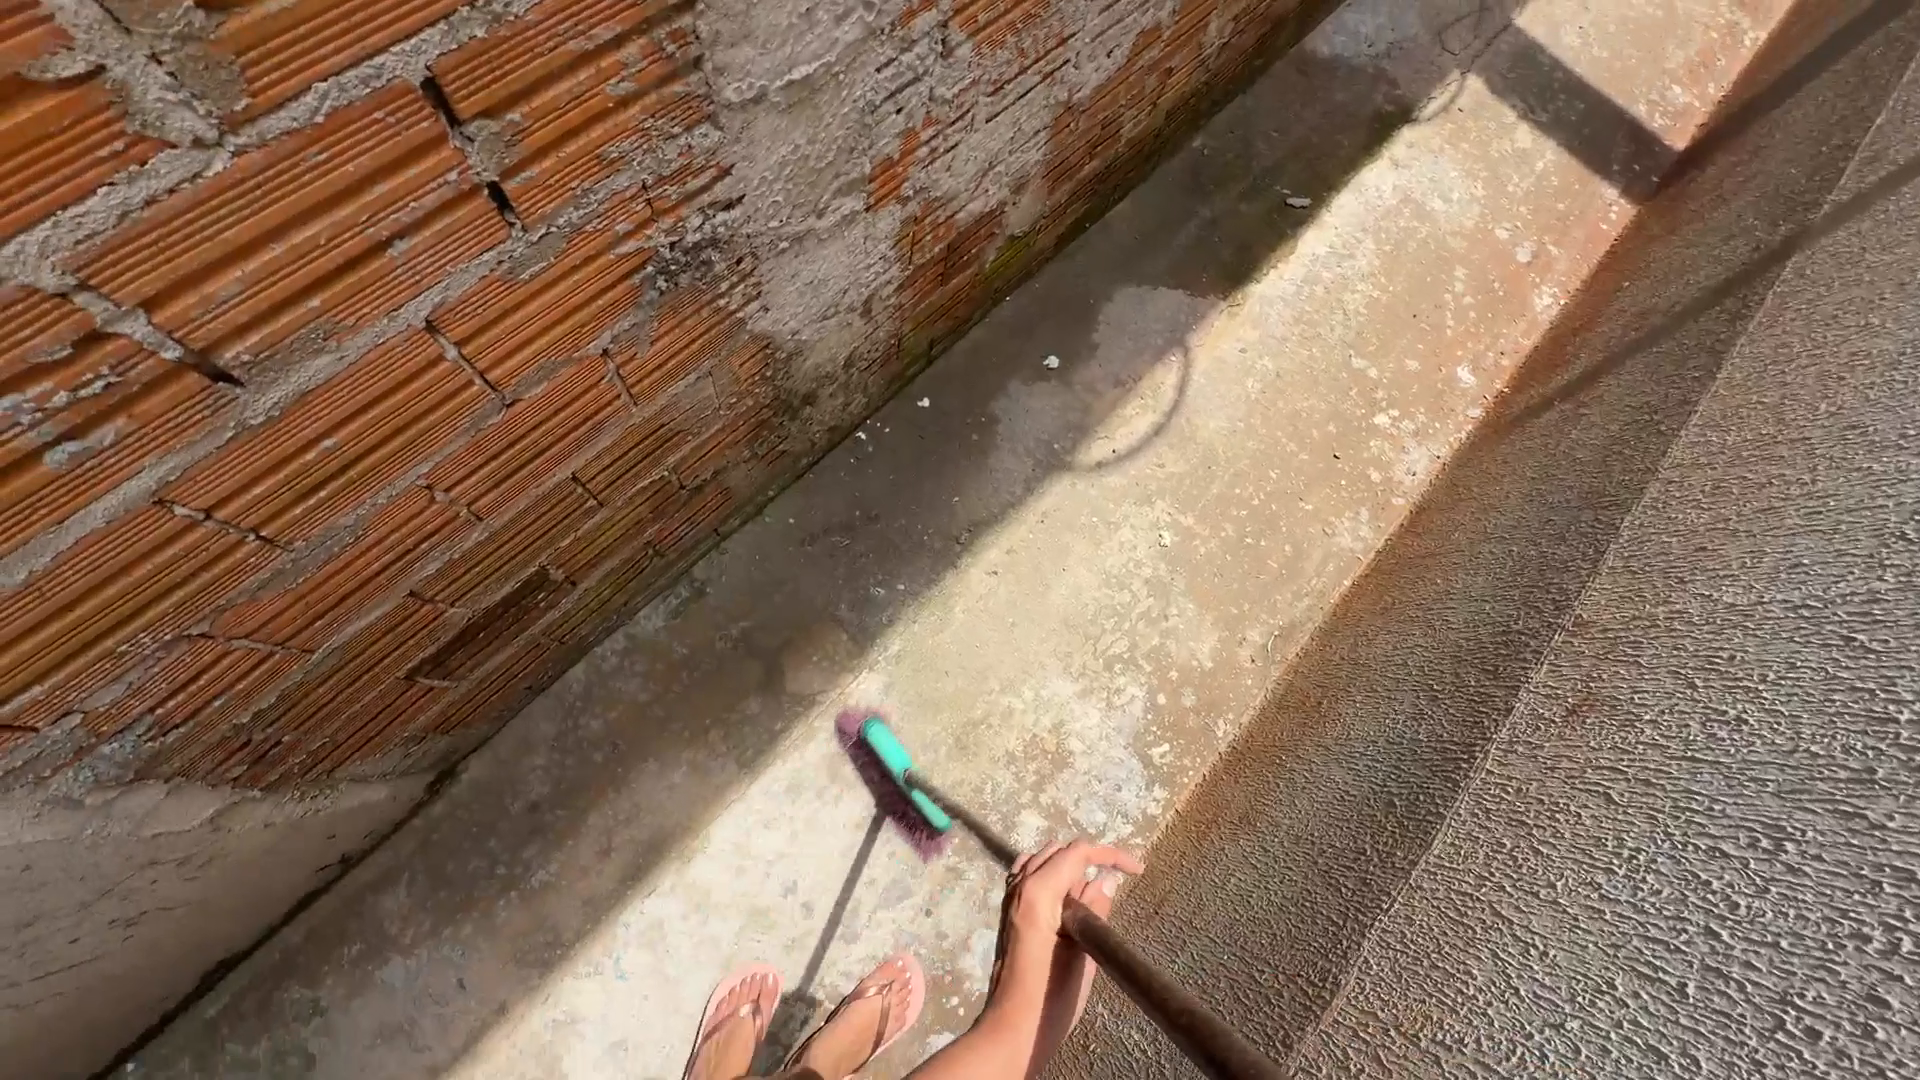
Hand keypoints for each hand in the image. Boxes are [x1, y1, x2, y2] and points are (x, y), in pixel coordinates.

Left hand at [985, 840, 1145, 1074]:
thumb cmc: (1051, 996)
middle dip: (1090, 858)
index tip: (1137, 870)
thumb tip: (1106, 880)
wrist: (1013, 1028)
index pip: (1077, 853)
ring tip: (1095, 889)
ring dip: (1070, 866)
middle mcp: (1020, 885)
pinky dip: (1050, 875)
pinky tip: (1066, 895)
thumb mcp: (1083, 953)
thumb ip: (1094, 909)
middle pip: (1059, 852)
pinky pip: (1029, 875)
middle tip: (1117, 881)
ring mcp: (1010, 897)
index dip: (1110, 855)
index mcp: (1037, 891)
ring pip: (1043, 860)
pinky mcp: (1009, 912)